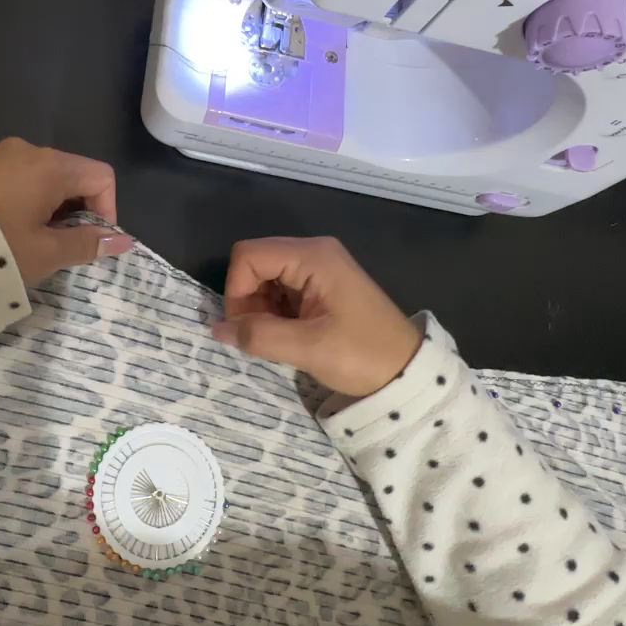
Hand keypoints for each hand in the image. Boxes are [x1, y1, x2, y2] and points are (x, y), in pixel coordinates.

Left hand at [0, 138, 134, 282]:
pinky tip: (12, 230)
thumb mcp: (46, 253)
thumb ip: (88, 245)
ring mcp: (3, 155)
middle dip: (78, 212)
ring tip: (35, 242)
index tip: (90, 242)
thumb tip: (124, 242)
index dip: (107, 211)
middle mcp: (31, 150)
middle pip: (75, 175)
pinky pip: (22, 179)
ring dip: (53, 209)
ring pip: (47, 179)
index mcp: (53, 166)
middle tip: (62, 248)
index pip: (102, 177)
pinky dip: (30, 202)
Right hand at [213, 237, 420, 396]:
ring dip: (261, 308)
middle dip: (248, 300)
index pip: (248, 256)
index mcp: (312, 256)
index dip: (236, 290)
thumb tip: (217, 329)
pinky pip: (282, 288)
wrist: (409, 373)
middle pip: (256, 263)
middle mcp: (313, 252)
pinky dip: (275, 311)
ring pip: (266, 277)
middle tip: (260, 337)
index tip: (244, 327)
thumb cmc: (363, 356)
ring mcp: (319, 267)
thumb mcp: (308, 348)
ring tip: (276, 339)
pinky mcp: (322, 285)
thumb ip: (259, 336)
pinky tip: (287, 335)